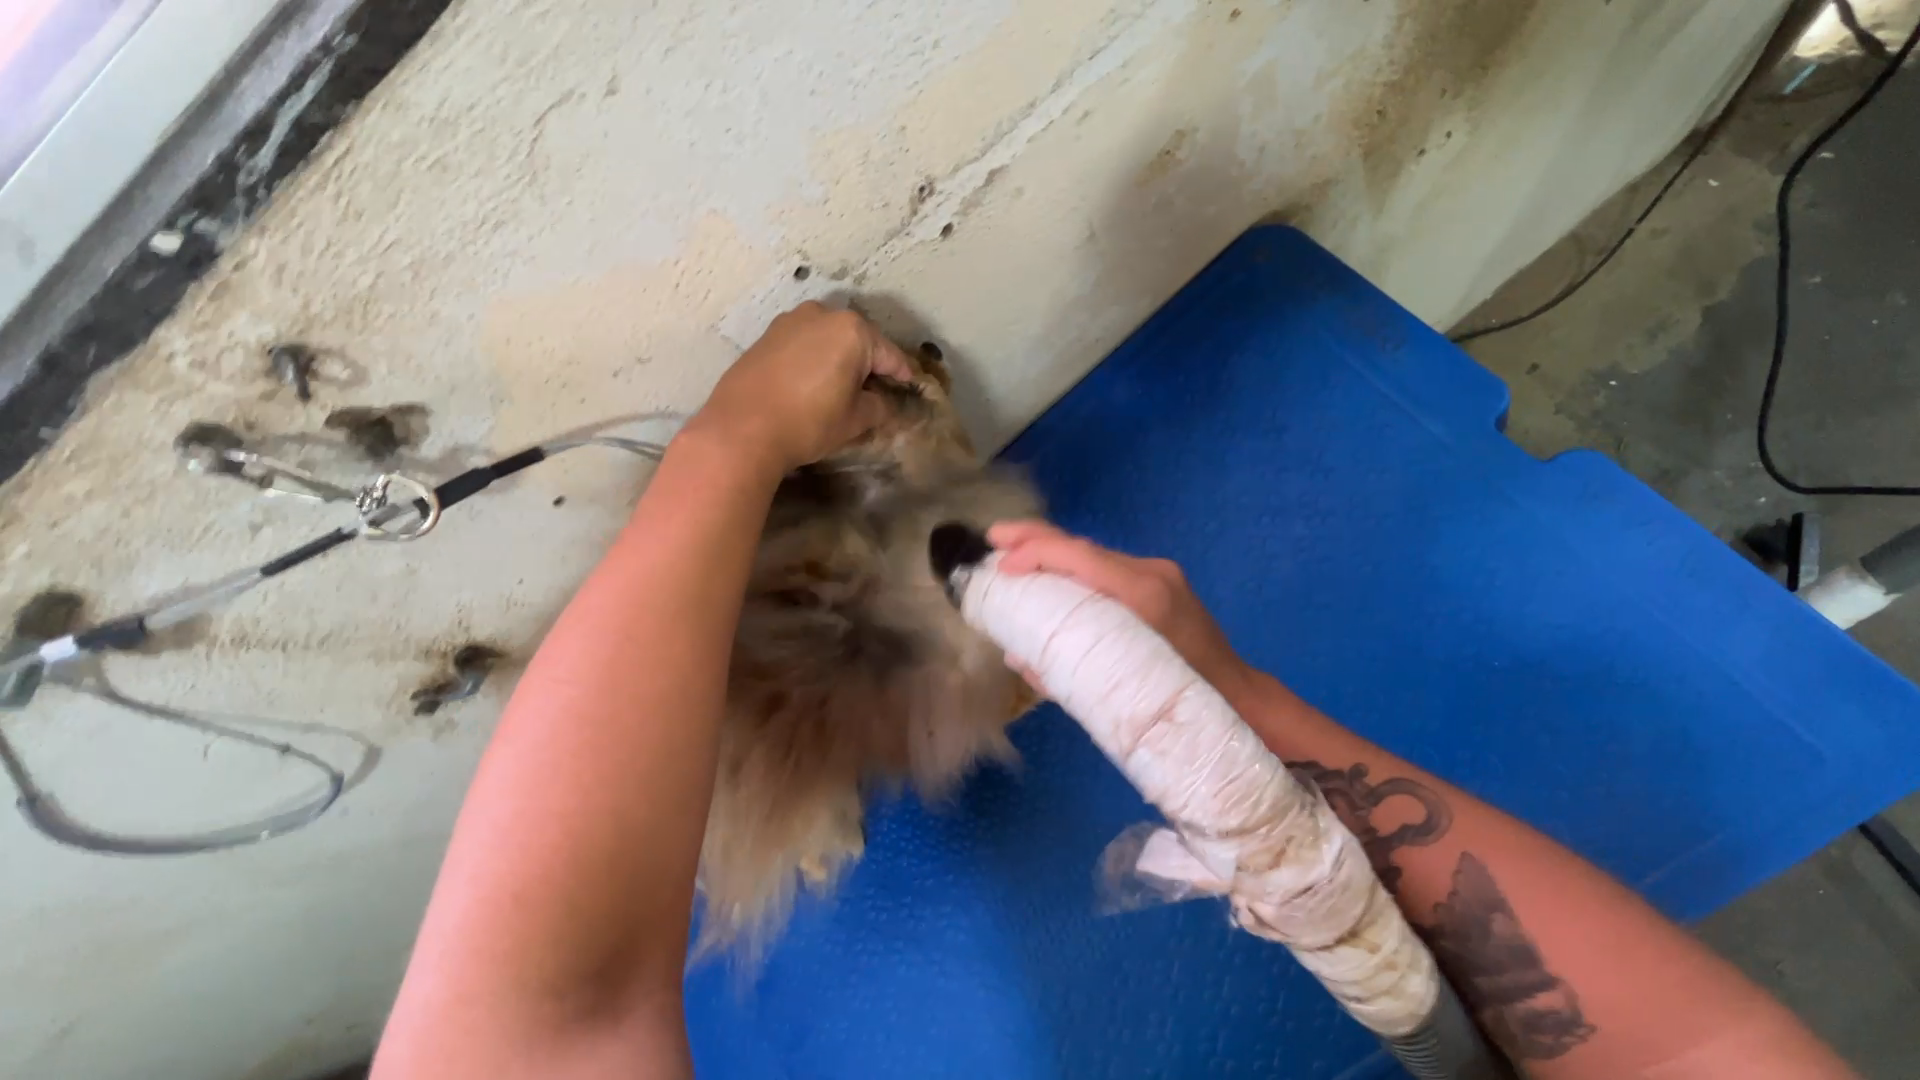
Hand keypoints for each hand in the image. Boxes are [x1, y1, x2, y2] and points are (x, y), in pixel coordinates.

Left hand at [690, 302, 915, 473]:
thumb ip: (878, 406)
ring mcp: (790, 322)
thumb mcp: (855, 420)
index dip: (903, 375)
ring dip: (839, 360)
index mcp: (852, 331)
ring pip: (828, 340)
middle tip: (877, 391)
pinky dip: (814, 360)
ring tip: (843, 387)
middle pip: (858, 341)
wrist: (742, 429)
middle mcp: (822, 315)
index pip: (889, 356)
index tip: (912, 387)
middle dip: (869, 364)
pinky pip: (803, 345)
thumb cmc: (809, 422)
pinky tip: (813, 383)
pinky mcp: (766, 336)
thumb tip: (884, 403)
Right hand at [987, 521, 1252, 700]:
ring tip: (1013, 554)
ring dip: (1052, 553)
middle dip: (1035, 539)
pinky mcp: (1162, 582)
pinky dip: (1074, 569)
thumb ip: (1066, 674)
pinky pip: (1108, 569)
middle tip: (994, 539)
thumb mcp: (1118, 693)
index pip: (1081, 557)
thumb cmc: (1182, 702)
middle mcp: (1152, 573)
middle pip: (1083, 547)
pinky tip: (1053, 575)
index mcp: (1145, 595)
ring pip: (1094, 555)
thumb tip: (1019, 657)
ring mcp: (1160, 574)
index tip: (1002, 564)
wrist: (1239, 698)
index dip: (1036, 553)